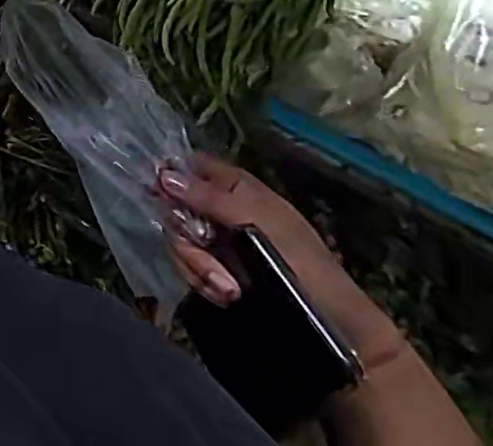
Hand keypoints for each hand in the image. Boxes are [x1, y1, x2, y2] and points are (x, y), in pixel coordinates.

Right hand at [155, 154, 405, 370]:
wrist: (335, 325)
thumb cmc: (304, 262)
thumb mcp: (259, 221)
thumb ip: (210, 197)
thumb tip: (164, 175)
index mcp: (235, 187)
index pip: (190, 166)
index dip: (171, 176)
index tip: (158, 192)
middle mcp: (220, 210)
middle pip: (175, 208)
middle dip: (186, 238)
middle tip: (208, 259)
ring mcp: (216, 242)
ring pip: (179, 241)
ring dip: (197, 267)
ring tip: (227, 289)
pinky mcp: (214, 272)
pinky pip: (189, 269)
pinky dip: (202, 283)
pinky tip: (225, 295)